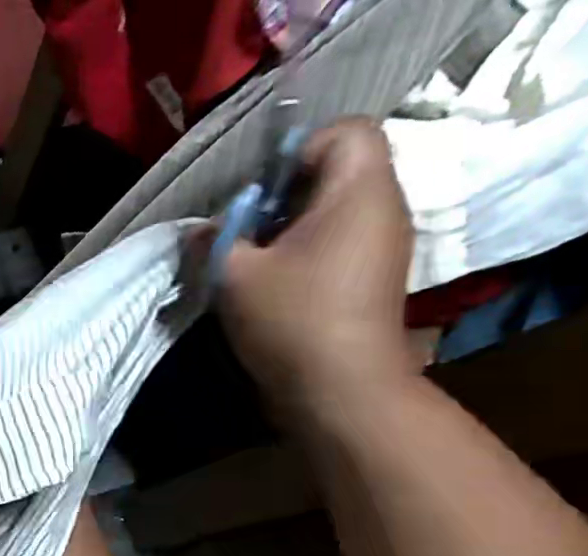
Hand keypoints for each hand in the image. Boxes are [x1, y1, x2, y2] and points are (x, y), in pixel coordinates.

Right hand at [213, 118, 419, 410]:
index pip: (345, 130)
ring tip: (260, 264)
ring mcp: (386, 248)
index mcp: (361, 188)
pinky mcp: (377, 282)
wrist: (342, 393)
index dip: (297, 150)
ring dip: (295, 231)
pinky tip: (281, 289)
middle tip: (251, 231)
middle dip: (289, 195)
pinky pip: (343, 246)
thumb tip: (201, 232)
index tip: (261, 195)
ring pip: (338, 214)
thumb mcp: (235, 276)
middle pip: (339, 172)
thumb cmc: (294, 320)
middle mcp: (385, 208)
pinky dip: (311, 256)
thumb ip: (214, 240)